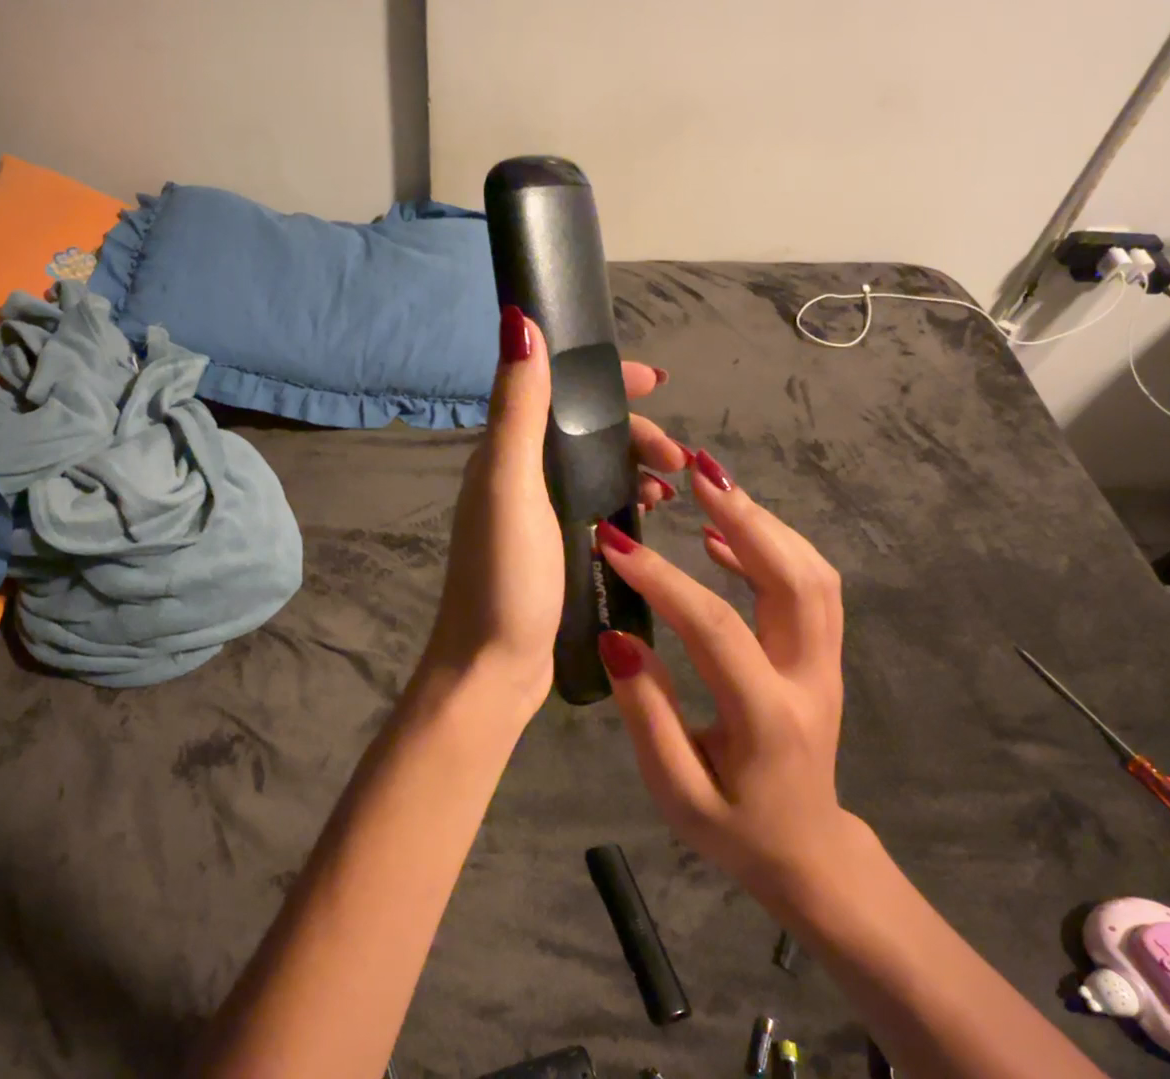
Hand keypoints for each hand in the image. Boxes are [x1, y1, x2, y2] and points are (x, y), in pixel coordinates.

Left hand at [418, 307, 686, 711]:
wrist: (492, 668)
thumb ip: (516, 407)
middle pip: (585, 433)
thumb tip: (519, 319)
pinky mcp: (555, 553)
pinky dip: (628, 503)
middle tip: (676, 460)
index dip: (604, 381)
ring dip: (636, 467)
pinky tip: (650, 518)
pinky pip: (599, 509)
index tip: (655, 382)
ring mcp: (536, 519)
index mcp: (503, 456)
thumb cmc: (504, 577)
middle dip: (635, 433)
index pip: (556, 394)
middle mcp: (516, 479)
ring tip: (671, 490)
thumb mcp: (510, 485)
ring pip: (596, 471)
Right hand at [590, 453, 856, 877]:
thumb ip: (647, 714)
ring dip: (766, 523)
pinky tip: (725, 535)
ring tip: (712, 489)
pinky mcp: (824, 657)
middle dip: (746, 518)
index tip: (613, 541)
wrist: (805, 851)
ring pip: (814, 575)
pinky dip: (774, 548)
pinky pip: (811, 588)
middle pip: (796, 580)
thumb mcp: (675, 790)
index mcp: (765, 718)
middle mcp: (809, 680)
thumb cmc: (732, 826)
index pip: (715, 629)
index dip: (663, 580)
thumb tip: (619, 638)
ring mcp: (826, 665)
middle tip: (696, 473)